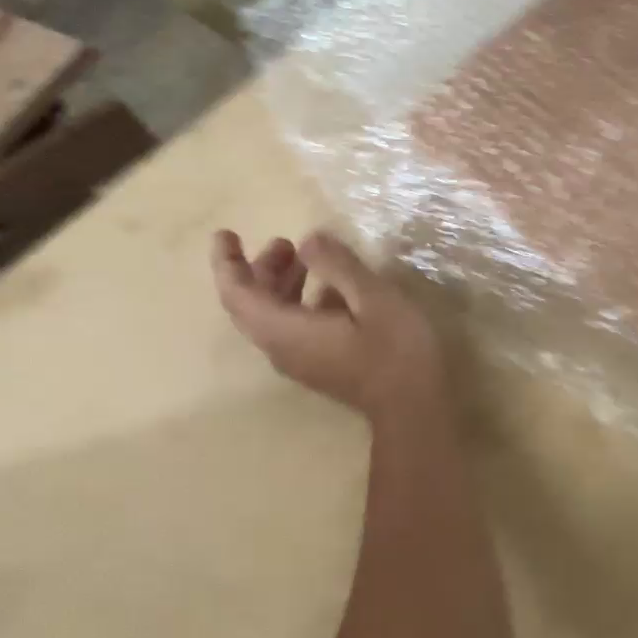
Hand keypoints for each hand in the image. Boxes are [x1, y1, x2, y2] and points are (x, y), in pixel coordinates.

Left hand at [212, 229, 444, 424]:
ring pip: (273, 315)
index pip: (238, 294)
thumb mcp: (375, 300)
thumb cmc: (395, 349)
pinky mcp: (319, 362)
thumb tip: (310, 239)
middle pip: (251, 305)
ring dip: (282, 283)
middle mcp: (280, 346)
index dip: (228, 263)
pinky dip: (302, 299)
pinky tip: (336, 287)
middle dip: (259, 269)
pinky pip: (294, 325)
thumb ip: (340, 268)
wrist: (411, 403)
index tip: (226, 234)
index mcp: (285, 330)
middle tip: (282, 241)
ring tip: (309, 257)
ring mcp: (300, 357)